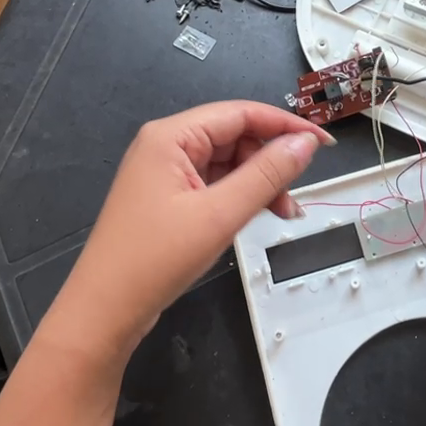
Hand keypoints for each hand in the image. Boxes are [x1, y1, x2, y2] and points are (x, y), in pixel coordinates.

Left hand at [50, 101, 332, 356]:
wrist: (103, 312)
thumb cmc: (154, 259)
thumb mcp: (219, 215)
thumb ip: (266, 175)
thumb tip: (305, 144)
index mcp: (171, 136)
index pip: (240, 113)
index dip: (285, 125)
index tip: (323, 143)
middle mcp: (167, 146)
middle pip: (235, 136)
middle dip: (271, 161)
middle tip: (299, 192)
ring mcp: (166, 172)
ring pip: (228, 162)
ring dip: (260, 182)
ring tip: (285, 213)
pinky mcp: (168, 198)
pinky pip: (215, 183)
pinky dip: (241, 197)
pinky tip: (259, 215)